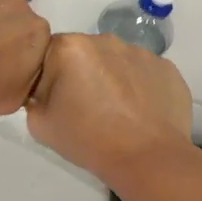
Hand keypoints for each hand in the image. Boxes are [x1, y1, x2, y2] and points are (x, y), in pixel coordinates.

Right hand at [26, 33, 194, 178]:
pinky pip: (142, 71)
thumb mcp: (39, 122)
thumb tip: (44, 93)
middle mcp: (105, 40)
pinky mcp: (168, 68)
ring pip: (114, 60)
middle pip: (83, 51)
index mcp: (69, 47)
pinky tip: (137, 111)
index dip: (47, 76)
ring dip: (110, 77)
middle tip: (83, 105)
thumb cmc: (87, 139)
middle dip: (80, 72)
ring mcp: (141, 52)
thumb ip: (34, 98)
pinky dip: (137, 86)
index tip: (53, 99)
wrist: (148, 160)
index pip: (48, 52)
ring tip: (115, 109)